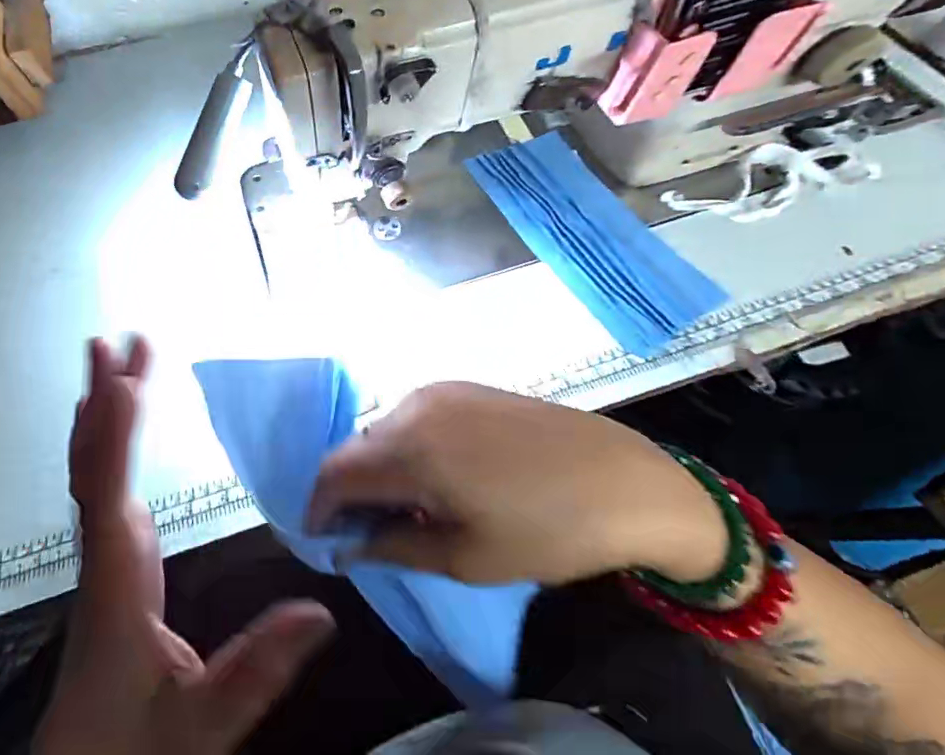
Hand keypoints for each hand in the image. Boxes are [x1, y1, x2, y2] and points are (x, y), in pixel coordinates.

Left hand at [34, 338, 334, 754]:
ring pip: (93, 472)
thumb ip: (257, 670)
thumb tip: (322, 612)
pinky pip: (103, 487)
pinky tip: (115, 430)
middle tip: (118, 342)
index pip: (106, 494)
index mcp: (117, 581)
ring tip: (114, 362)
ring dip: (104, 414)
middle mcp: (102, 556)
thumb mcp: (202, 723)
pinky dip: (108, 445)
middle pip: (93, 465)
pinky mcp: (113, 564)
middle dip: (108, 399)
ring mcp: (104, 558)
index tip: (124, 378)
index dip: (114, 434)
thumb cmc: (134, 747)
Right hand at [306, 382, 726, 586]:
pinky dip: (411, 448)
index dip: (319, 508)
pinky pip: (420, 416)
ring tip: (405, 510)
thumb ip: (395, 546)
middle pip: (358, 446)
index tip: (325, 540)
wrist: (624, 481)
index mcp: (411, 445)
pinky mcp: (475, 388)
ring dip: (381, 467)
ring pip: (388, 429)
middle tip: (365, 533)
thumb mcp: (465, 556)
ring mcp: (450, 389)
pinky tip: (437, 478)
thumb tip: (352, 544)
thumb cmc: (545, 530)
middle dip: (349, 489)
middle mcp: (420, 404)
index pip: (334, 472)